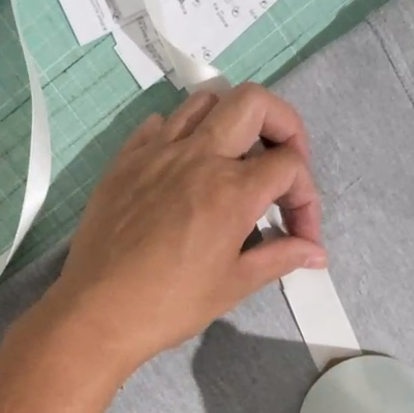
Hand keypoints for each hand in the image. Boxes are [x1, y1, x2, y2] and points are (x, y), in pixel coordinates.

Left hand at [37, 82, 325, 374]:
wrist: (98, 312)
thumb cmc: (170, 305)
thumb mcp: (233, 285)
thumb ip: (279, 258)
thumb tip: (315, 253)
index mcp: (232, 190)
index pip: (290, 164)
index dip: (306, 197)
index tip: (300, 233)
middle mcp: (198, 156)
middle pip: (254, 102)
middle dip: (282, 125)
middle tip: (281, 162)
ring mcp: (157, 152)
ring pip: (205, 100)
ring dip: (232, 119)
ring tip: (235, 158)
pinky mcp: (125, 160)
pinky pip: (160, 123)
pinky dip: (183, 133)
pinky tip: (185, 167)